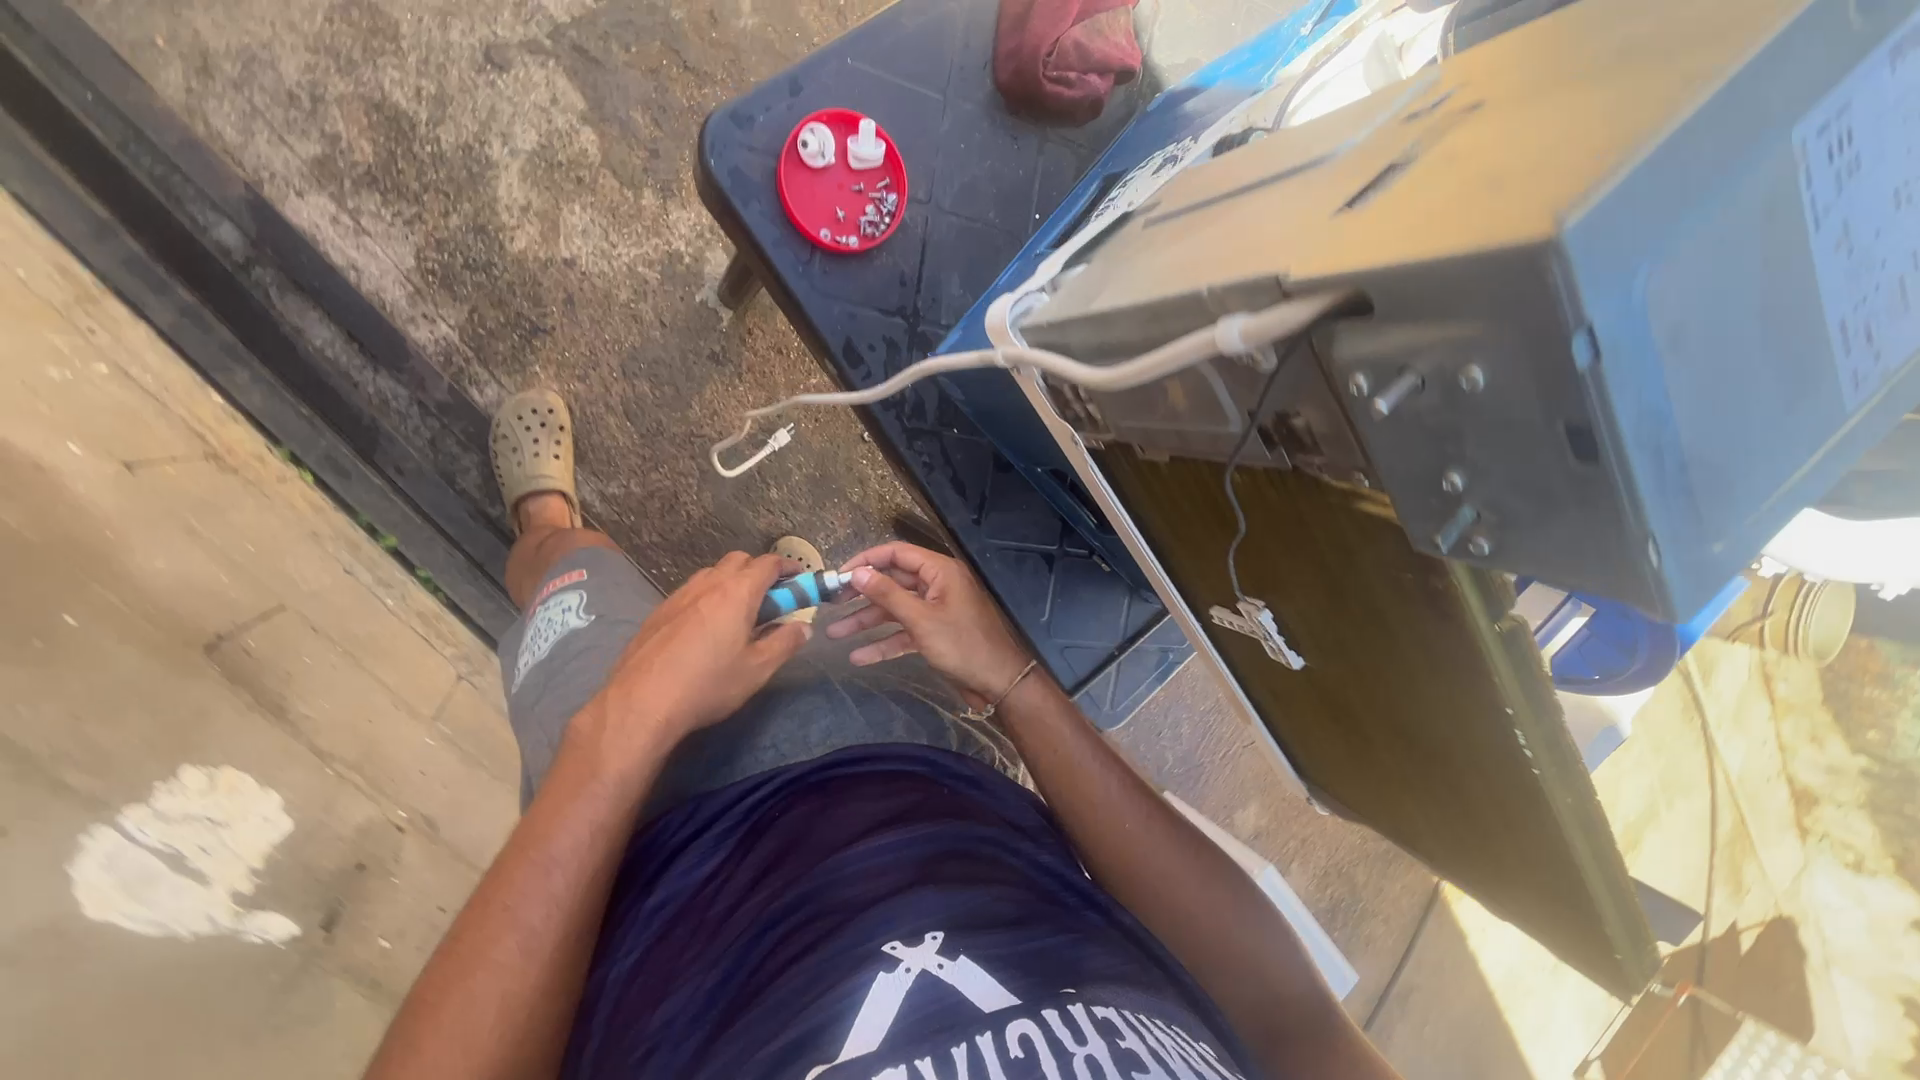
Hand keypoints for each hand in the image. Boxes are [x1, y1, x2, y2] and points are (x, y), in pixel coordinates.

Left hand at [573, 553, 809, 769]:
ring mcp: (678, 596)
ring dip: (731, 583)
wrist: (641, 703)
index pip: (768, 563)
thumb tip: (803, 627)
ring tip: (739, 615)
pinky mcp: (658, 613)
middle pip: (738, 560)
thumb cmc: (708, 685)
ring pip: (712, 574)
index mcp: (736, 593)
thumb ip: (784, 643)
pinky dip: (708, 598)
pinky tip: (707, 630)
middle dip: (759, 571)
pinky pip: (691, 593)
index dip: (788, 567)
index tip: (800, 579)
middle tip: (772, 600)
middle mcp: (707, 585)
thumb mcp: (757, 669)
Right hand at [825, 542, 1034, 701]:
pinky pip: (904, 633)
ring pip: (894, 610)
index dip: (866, 561)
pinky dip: (884, 643)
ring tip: (834, 634)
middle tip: (830, 605)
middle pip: (892, 583)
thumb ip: (887, 594)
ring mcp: (936, 611)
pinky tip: (859, 657)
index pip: (897, 554)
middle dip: (861, 596)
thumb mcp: (921, 619)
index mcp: (940, 571)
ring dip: (866, 622)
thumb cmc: (963, 645)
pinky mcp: (935, 634)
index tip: (838, 575)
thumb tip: (857, 572)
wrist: (998, 682)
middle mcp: (937, 586)